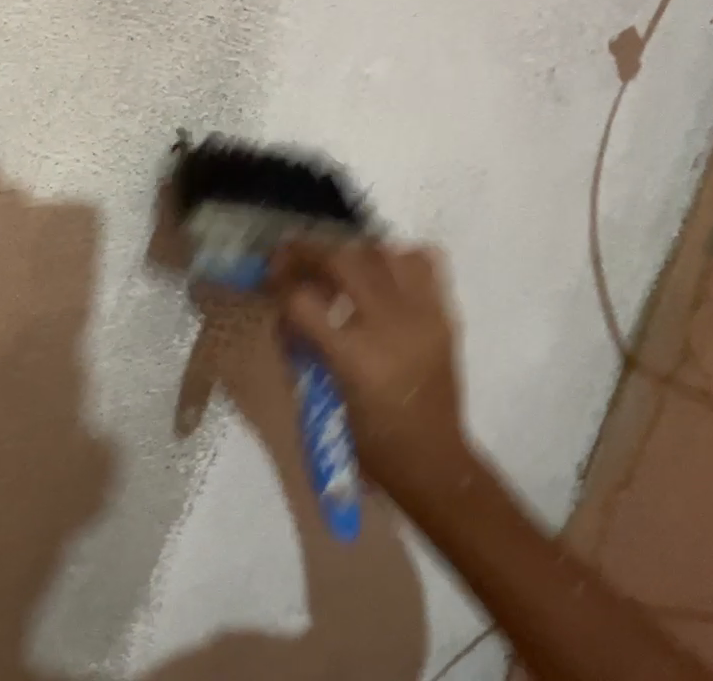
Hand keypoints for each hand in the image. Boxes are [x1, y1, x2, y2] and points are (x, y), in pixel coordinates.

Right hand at [269, 240, 469, 492]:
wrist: (432, 460)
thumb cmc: (370, 439)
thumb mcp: (327, 390)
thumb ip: (308, 342)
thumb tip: (286, 305)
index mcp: (356, 358)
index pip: (303, 300)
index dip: (279, 285)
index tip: (267, 281)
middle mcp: (391, 328)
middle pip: (343, 261)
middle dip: (307, 253)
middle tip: (290, 258)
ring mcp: (423, 317)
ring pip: (384, 252)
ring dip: (353, 252)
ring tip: (338, 265)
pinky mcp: (445, 316)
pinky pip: (425, 262)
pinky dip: (399, 258)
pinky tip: (381, 273)